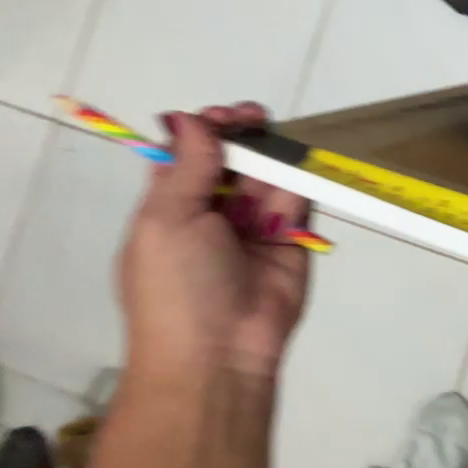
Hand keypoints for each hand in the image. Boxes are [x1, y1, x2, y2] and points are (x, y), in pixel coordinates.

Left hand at [117, 103, 310, 383]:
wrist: (220, 351)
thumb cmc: (177, 286)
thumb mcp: (166, 222)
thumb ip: (187, 167)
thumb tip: (188, 117)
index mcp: (170, 209)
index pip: (186, 157)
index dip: (201, 131)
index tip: (218, 117)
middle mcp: (212, 212)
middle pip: (230, 160)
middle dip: (241, 134)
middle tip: (253, 116)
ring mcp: (254, 224)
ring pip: (266, 174)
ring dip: (271, 152)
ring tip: (278, 133)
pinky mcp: (292, 236)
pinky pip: (298, 198)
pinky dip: (301, 177)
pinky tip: (302, 158)